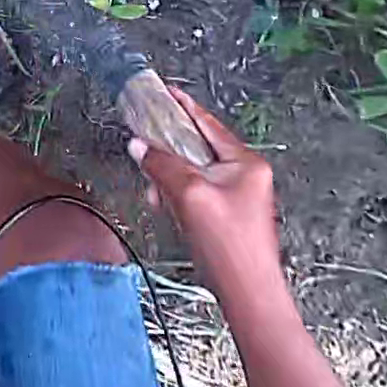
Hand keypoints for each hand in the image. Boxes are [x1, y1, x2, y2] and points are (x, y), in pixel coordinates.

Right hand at [126, 86, 281, 293]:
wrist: (247, 294)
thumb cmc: (230, 246)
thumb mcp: (189, 194)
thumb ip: (161, 164)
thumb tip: (138, 145)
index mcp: (245, 162)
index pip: (207, 123)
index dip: (183, 106)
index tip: (165, 91)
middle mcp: (244, 174)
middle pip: (195, 147)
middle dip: (168, 153)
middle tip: (146, 150)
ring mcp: (236, 194)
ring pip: (191, 171)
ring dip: (169, 179)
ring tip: (158, 193)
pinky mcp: (225, 213)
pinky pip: (193, 191)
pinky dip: (176, 194)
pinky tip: (167, 207)